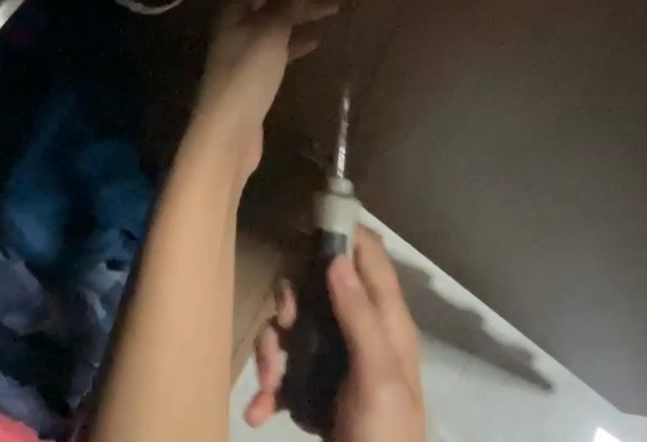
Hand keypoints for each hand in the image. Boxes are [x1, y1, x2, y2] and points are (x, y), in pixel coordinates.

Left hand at [191, 0, 342, 174]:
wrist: (228, 130)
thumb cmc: (249, 73)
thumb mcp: (272, 28)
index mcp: (239, 3)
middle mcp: (240, 19)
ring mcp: (247, 45)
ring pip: (280, 17)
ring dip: (305, 7)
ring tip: (337, 4)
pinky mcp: (256, 70)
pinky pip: (280, 44)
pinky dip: (298, 37)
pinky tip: (317, 38)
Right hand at [246, 227, 425, 441]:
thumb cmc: (385, 437)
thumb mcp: (378, 377)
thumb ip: (359, 317)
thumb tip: (336, 257)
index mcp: (386, 323)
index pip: (370, 258)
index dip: (343, 235)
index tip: (306, 227)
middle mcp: (361, 333)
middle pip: (317, 289)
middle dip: (290, 305)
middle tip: (283, 324)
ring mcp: (337, 362)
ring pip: (293, 329)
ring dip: (273, 353)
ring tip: (269, 385)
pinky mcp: (316, 391)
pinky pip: (285, 372)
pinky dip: (269, 389)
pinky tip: (260, 411)